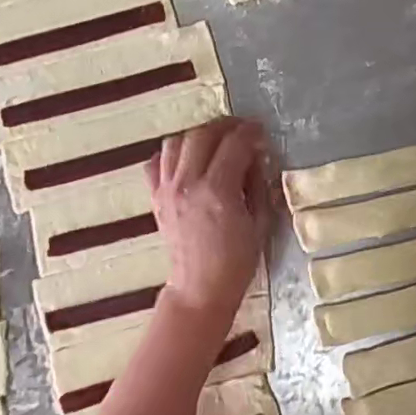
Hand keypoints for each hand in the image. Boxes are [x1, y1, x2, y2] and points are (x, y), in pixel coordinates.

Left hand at [147, 118, 267, 313]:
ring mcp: (167, 190)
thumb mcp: (260, 223)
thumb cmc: (237, 262)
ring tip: (214, 142)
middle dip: (224, 126)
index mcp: (218, 191)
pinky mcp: (156, 198)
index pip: (235, 144)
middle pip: (202, 134)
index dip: (250, 132)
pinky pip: (156, 163)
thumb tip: (256, 158)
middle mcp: (188, 184)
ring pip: (176, 142)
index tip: (260, 132)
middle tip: (240, 130)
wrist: (201, 288)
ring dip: (197, 135)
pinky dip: (171, 154)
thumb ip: (258, 185)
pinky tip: (187, 160)